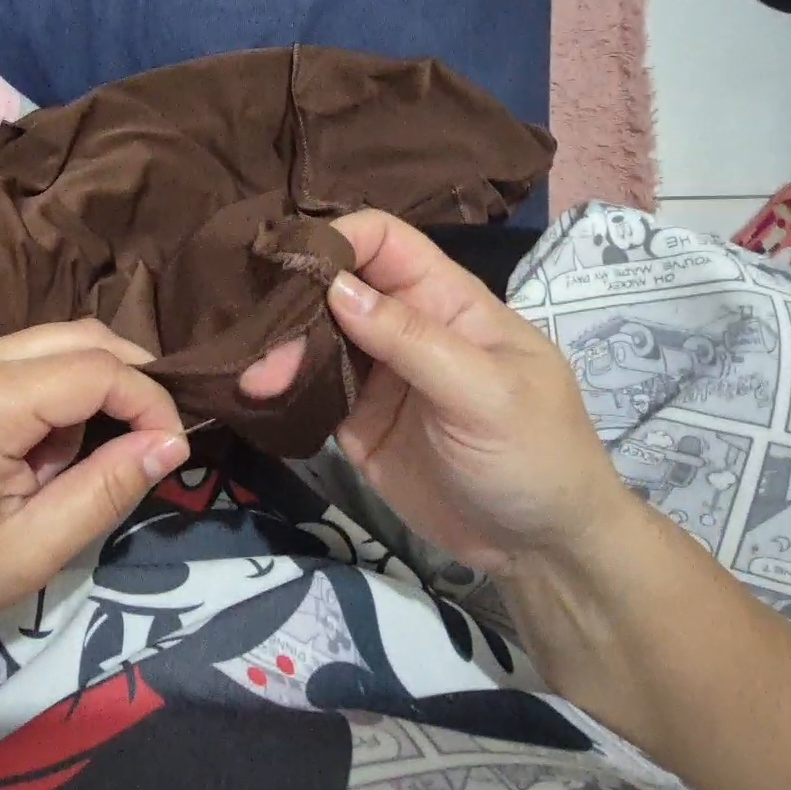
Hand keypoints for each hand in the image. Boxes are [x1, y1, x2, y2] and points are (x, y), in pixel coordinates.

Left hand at [0, 320, 190, 654]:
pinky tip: (39, 451)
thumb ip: (107, 489)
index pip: (100, 369)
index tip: (174, 452)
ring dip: (90, 390)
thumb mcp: (31, 551)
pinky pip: (26, 359)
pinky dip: (57, 393)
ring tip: (75, 463)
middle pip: (83, 336)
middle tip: (149, 444)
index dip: (152, 403)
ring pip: (57, 342)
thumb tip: (172, 443)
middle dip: (130, 382)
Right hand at [256, 210, 629, 577]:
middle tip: (256, 337)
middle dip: (292, 300)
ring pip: (312, 335)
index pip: (382, 241)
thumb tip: (335, 288)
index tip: (288, 265)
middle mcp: (401, 326)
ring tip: (253, 378)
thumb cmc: (536, 456)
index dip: (337, 240)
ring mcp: (374, 373)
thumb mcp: (486, 394)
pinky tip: (253, 394)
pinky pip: (308, 388)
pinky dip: (279, 387)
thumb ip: (412, 339)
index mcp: (444, 300)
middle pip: (334, 285)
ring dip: (277, 348)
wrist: (537, 549)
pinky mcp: (352, 418)